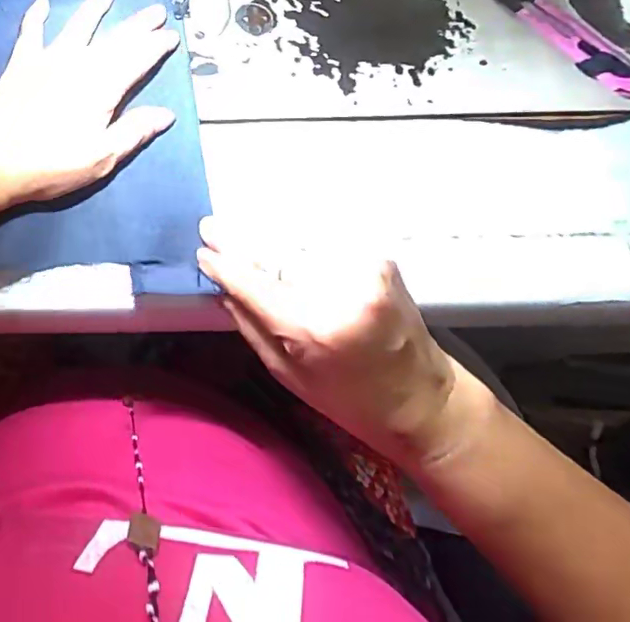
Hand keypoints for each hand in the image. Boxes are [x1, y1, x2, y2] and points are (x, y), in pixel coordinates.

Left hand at [0, 0, 180, 205]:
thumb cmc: (50, 163)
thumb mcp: (100, 157)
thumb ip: (133, 132)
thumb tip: (165, 114)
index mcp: (102, 87)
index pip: (138, 59)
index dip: (156, 46)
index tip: (171, 35)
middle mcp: (78, 64)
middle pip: (115, 39)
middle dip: (138, 25)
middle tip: (155, 11)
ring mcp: (48, 59)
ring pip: (77, 26)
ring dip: (94, 9)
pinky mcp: (21, 62)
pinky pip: (30, 32)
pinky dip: (36, 16)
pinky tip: (41, 3)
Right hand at [198, 218, 496, 469]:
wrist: (425, 401)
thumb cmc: (350, 400)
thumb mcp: (287, 374)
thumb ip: (250, 325)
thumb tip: (221, 286)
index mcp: (312, 328)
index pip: (253, 281)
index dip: (223, 264)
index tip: (203, 251)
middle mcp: (339, 290)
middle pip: (273, 249)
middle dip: (240, 239)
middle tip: (212, 227)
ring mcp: (364, 268)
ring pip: (298, 237)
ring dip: (268, 233)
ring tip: (244, 232)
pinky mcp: (380, 258)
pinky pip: (325, 240)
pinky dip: (301, 236)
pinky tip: (286, 238)